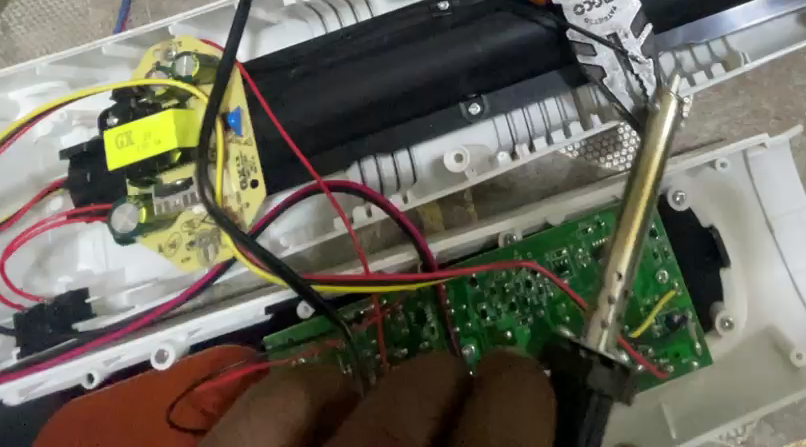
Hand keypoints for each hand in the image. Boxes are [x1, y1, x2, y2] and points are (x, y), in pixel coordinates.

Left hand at [201, 350, 554, 446]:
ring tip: (389, 421)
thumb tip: (535, 424)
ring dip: (383, 392)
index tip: (518, 388)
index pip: (511, 404)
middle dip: (452, 390)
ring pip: (353, 383)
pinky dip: (306, 397)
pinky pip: (270, 402)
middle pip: (430, 382)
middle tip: (456, 415)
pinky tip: (322, 423)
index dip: (522, 388)